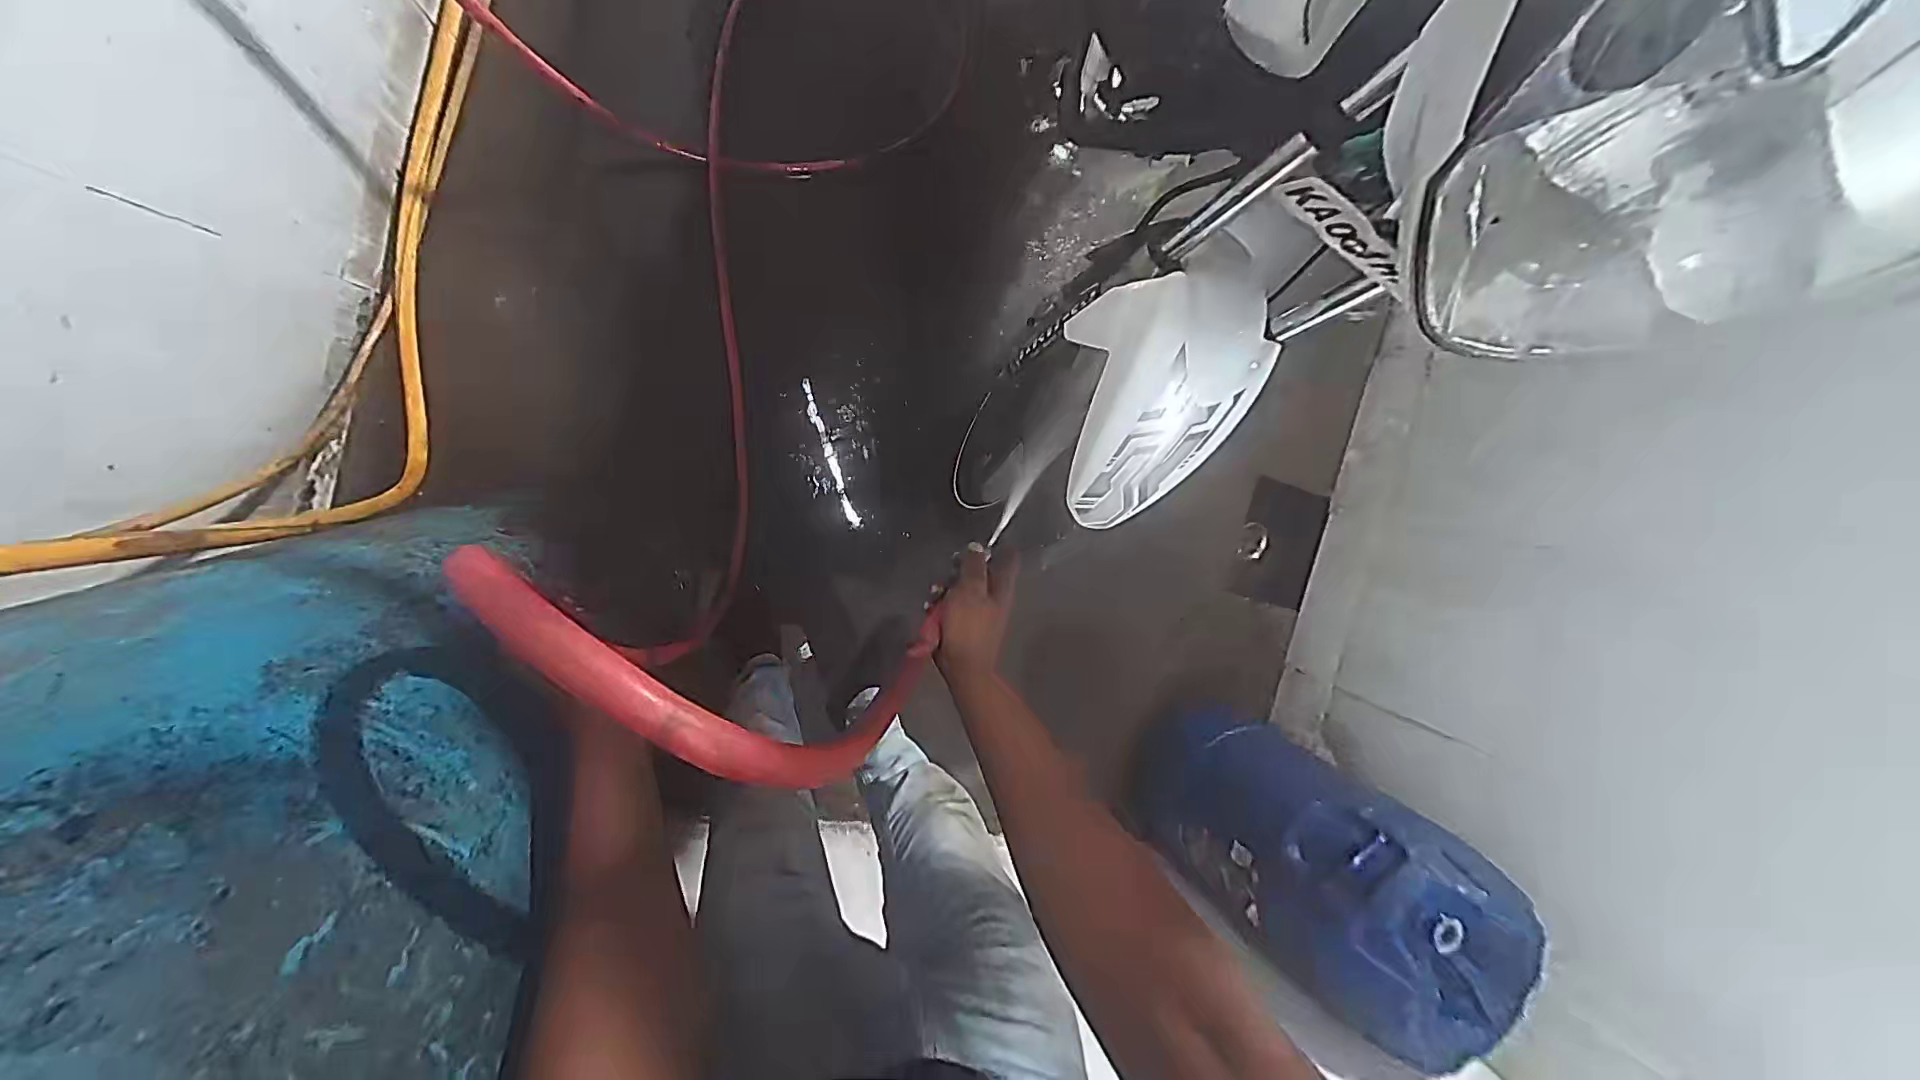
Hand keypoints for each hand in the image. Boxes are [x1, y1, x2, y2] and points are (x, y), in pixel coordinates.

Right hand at [933, 543, 1017, 679]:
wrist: (963, 667)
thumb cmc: (967, 627)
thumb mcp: (969, 590)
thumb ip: (973, 566)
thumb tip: (977, 546)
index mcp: (1002, 587)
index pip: (1008, 559)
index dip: (996, 547)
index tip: (978, 543)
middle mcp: (995, 597)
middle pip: (981, 572)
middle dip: (961, 569)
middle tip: (948, 571)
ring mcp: (981, 611)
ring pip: (964, 588)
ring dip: (948, 588)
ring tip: (935, 595)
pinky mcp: (965, 624)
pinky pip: (954, 606)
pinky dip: (943, 605)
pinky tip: (931, 610)